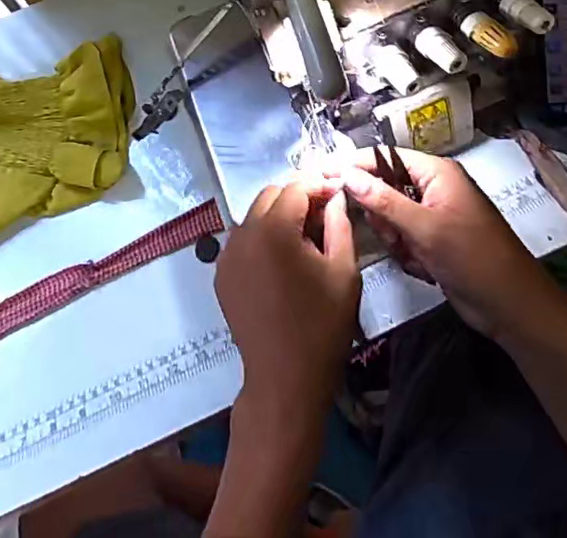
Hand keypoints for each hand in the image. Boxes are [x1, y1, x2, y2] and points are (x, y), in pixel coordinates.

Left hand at [215, 181, 360, 411]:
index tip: (337, 195)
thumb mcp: (344, 272)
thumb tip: (334, 198)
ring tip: (302, 242)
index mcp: (273, 230)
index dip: (319, 187)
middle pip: (270, 196)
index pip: (296, 188)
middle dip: (296, 199)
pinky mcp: (221, 275)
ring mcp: (227, 255)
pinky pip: (243, 241)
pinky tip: (280, 262)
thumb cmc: (321, 326)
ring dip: (277, 218)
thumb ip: (339, 225)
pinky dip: (261, 240)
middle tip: (322, 218)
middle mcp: (243, 234)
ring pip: (254, 216)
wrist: (284, 380)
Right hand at [330, 148, 559, 341]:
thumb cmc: (472, 258)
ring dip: (397, 239)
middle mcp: (434, 188)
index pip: (386, 157)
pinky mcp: (435, 240)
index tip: (326, 175)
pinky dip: (409, 253)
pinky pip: (404, 238)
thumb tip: (347, 174)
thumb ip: (382, 200)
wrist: (512, 307)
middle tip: (394, 236)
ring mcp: (435, 215)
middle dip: (384, 216)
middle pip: (385, 188)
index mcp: (436, 173)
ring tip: (415, 255)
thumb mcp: (424, 228)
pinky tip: (425, 267)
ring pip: (392, 217)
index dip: (356, 165)